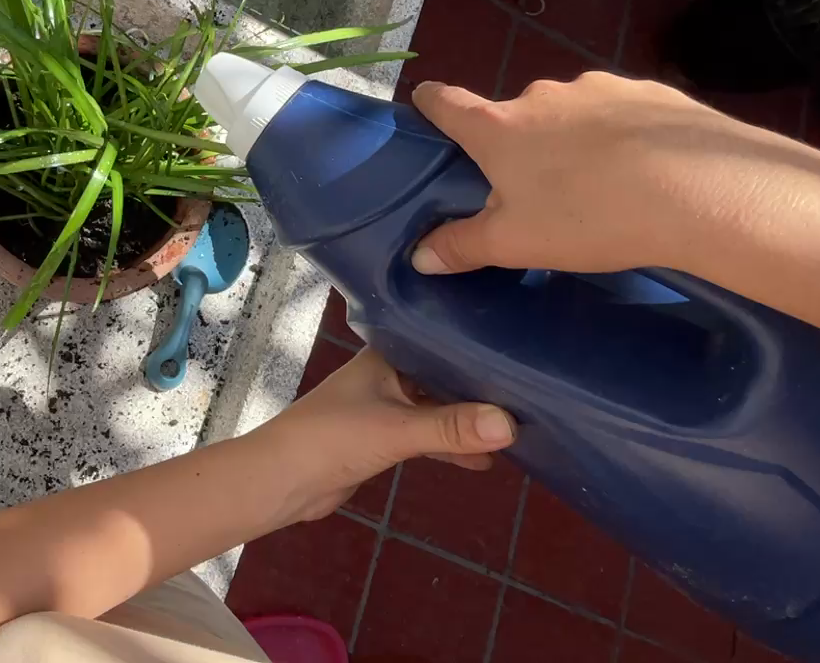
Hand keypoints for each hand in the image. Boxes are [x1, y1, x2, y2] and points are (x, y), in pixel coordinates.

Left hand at [260, 349, 514, 520]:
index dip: (472, 347)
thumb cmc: (333, 437)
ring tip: (521, 427)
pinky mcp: (382, 438)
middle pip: (439, 376)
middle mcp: (385, 374)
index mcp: (383, 356)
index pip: (435, 342)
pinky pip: (427, 435)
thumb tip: (513, 423)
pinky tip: (486, 459)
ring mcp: (383, 406)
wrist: (285, 478)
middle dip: (478, 386)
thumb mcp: (397, 429)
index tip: (520, 352)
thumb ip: (450, 427)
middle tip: (534, 392)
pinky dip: (451, 444)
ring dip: (467, 418)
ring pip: (435, 407)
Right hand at [408, 73, 801, 277]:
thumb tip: (418, 258)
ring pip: (569, 112)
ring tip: (601, 181)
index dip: (431, 102)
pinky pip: (622, 111)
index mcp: (498, 127)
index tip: (427, 104)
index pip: (445, 102)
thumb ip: (461, 247)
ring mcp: (598, 88)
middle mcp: (540, 96)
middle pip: (513, 114)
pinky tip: (649, 168)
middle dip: (519, 143)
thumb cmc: (590, 216)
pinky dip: (623, 133)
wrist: (710, 192)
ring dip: (571, 136)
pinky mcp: (653, 92)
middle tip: (537, 187)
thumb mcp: (517, 243)